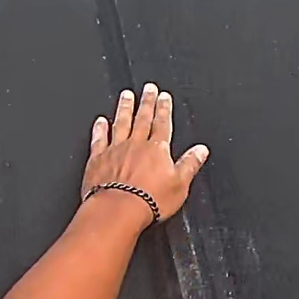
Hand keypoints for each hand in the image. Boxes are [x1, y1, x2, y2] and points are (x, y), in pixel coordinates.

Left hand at [81, 83, 208, 225]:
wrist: (118, 210)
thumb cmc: (149, 200)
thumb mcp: (180, 184)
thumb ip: (190, 164)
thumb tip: (201, 150)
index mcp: (157, 150)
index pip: (163, 124)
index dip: (164, 109)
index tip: (164, 97)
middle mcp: (136, 145)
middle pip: (142, 119)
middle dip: (146, 102)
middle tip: (148, 88)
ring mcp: (115, 150)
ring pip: (121, 123)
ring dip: (124, 108)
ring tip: (126, 95)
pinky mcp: (98, 160)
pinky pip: (99, 139)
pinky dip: (100, 128)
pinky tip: (100, 121)